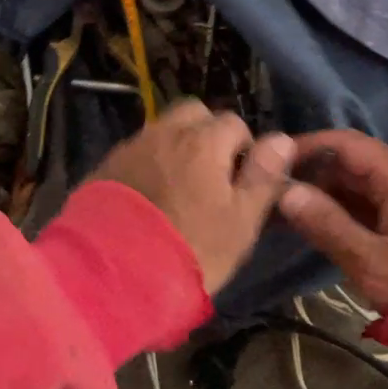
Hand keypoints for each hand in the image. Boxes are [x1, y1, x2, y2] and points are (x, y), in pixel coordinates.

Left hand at [88, 100, 294, 292]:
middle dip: (207, 134)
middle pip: (194, 114)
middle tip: (210, 174)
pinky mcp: (106, 166)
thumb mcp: (241, 221)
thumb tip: (281, 139)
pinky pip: (137, 152)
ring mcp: (132, 147)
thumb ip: (263, 176)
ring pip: (163, 130)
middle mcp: (166, 132)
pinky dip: (148, 163)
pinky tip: (148, 196)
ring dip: (176, 147)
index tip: (240, 181)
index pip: (234, 123)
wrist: (116, 274)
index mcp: (204, 141)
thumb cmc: (192, 248)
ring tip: (178, 187)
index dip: (243, 148)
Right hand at [277, 129, 387, 310]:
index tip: (272, 160)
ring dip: (325, 192)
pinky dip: (343, 206)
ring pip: (359, 181)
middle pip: (350, 160)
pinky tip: (317, 223)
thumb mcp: (369, 260)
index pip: (345, 143)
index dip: (307, 147)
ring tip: (287, 211)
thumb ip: (326, 223)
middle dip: (311, 173)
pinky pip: (371, 198)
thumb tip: (285, 192)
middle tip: (272, 192)